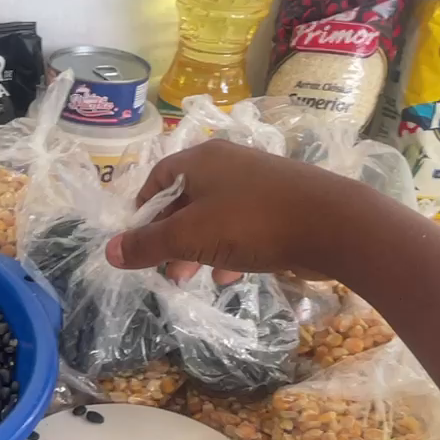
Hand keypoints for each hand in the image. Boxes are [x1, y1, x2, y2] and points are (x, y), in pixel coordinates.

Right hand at [103, 140, 381, 283]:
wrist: (331, 224)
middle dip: (170, 238)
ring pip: (212, 217)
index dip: (142, 210)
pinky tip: (229, 276)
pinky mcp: (279, 205)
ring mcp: (256, 183)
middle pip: (184, 201)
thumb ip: (147, 245)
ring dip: (197, 249)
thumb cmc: (251, 223)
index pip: (158, 178)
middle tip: (165, 270)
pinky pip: (241, 227)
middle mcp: (227, 164)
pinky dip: (228, 250)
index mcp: (201, 160)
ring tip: (193, 278)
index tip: (136, 241)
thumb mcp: (189, 237)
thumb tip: (109, 252)